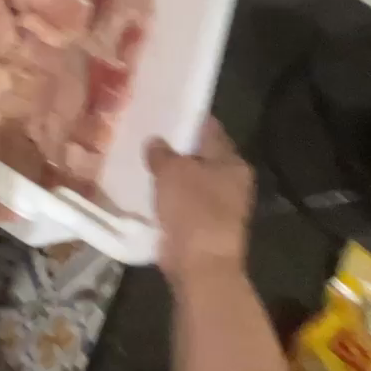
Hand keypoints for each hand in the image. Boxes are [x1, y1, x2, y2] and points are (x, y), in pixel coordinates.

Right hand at [148, 118, 252, 289]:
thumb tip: (156, 142)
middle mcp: (231, 180)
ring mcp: (218, 202)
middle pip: (199, 154)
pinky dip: (166, 191)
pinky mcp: (202, 221)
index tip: (162, 108)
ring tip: (138, 156)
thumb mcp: (172, 171)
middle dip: (174, 145)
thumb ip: (162, 152)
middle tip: (143, 131)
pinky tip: (144, 185)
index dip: (187, 118)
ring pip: (188, 176)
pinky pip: (181, 197)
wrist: (200, 262)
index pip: (210, 130)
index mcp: (232, 163)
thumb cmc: (193, 209)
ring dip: (168, 170)